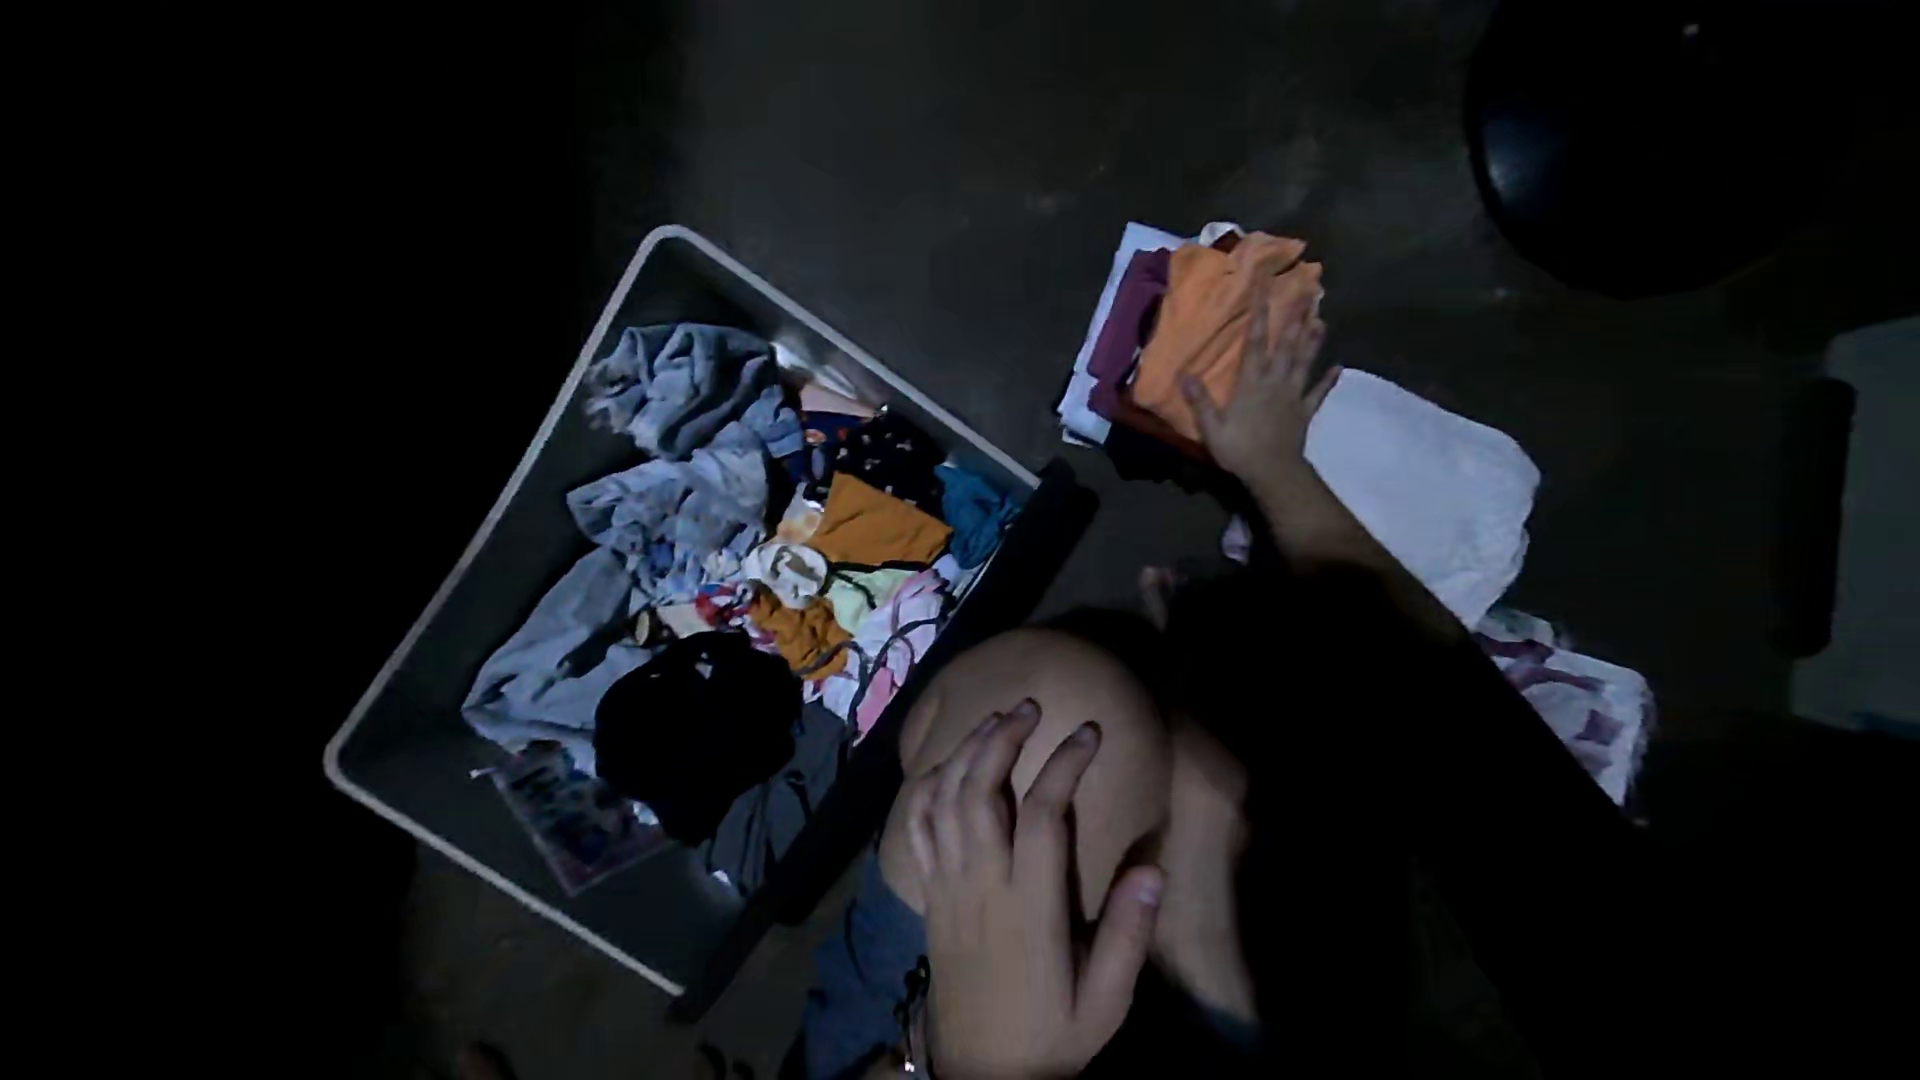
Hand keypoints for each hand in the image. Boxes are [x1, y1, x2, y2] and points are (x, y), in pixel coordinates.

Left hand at [900, 701, 1164, 1079]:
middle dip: (1002, 738)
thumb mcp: (1105, 1003)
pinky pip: (914, 829)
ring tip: (994, 721)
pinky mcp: (927, 893)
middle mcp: (980, 881)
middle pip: (980, 790)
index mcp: (1027, 904)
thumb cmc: (1049, 1034)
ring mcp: (945, 884)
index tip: (1090, 731)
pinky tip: (944, 766)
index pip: (1044, 814)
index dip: (1065, 764)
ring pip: (944, 800)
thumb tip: (1153, 869)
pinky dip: (925, 788)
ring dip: (966, 751)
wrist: (978, 1074)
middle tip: (1029, 707)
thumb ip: (1128, 936)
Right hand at [1181, 286, 1338, 485]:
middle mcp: (1276, 382)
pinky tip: (1338, 367)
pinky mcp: (1304, 411)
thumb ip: (1200, 400)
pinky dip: (1328, 380)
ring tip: (1321, 320)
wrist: (1273, 471)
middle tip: (1308, 294)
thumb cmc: (1239, 449)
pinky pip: (1318, 393)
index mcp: (1252, 383)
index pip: (1255, 343)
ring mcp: (1293, 396)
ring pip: (1304, 362)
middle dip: (1295, 318)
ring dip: (1313, 341)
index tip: (1263, 291)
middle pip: (1287, 345)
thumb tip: (1184, 374)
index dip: (1259, 315)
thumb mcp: (1211, 426)